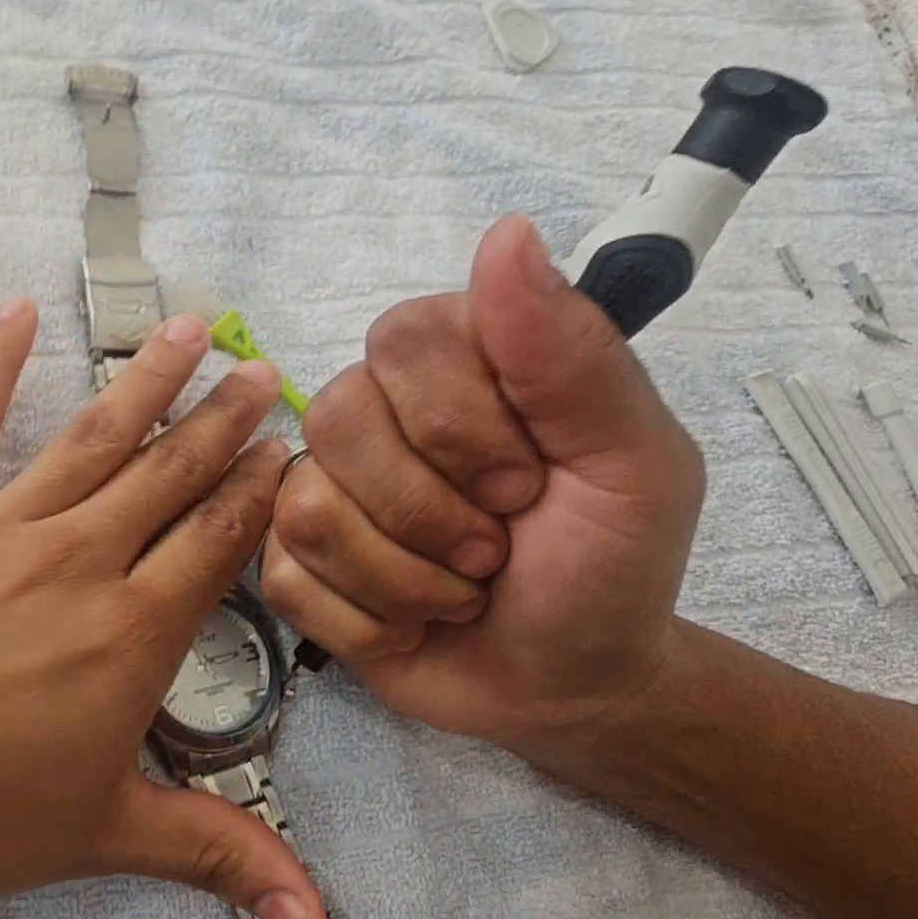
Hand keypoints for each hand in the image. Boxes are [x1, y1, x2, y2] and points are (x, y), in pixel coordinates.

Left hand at [0, 301, 329, 918]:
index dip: (260, 488)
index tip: (288, 446)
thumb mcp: (100, 835)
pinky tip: (16, 312)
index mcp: (129, 634)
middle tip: (259, 368)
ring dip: (144, 379)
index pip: (218, 538)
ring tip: (185, 330)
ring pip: (92, 436)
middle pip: (168, 472)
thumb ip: (216, 855)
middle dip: (221, 417)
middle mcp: (75, 562)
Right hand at [261, 217, 706, 745]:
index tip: (525, 482)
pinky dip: (369, 622)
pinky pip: (287, 576)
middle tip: (492, 549)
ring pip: (307, 508)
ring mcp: (318, 489)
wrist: (565, 684)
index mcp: (449, 368)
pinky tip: (408, 625)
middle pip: (333, 420)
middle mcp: (369, 416)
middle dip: (430, 512)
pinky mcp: (287, 561)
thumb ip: (569, 354)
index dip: (456, 421)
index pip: (398, 339)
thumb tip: (505, 233)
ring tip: (456, 593)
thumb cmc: (607, 567)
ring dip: (406, 578)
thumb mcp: (630, 463)